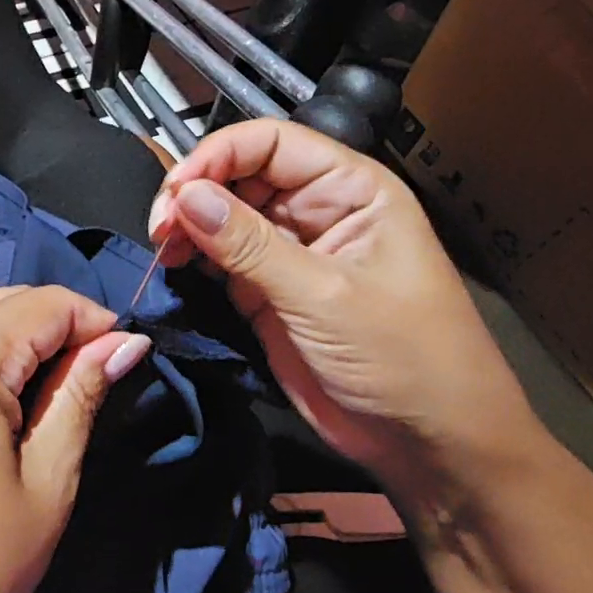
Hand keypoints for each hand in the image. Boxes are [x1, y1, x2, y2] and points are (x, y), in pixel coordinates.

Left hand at [0, 285, 150, 592]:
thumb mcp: (47, 477)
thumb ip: (83, 393)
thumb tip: (128, 342)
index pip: (47, 304)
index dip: (96, 324)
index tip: (125, 361)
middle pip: (10, 300)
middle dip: (60, 328)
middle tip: (94, 382)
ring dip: (25, 338)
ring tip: (54, 396)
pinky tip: (9, 397)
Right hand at [147, 119, 539, 494]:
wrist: (433, 449)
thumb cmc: (404, 359)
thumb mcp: (326, 296)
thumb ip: (250, 244)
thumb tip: (184, 194)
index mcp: (350, 190)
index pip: (270, 143)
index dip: (218, 156)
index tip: (176, 191)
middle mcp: (316, 210)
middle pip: (239, 174)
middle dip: (195, 193)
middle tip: (160, 229)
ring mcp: (290, 251)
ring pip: (223, 215)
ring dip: (188, 226)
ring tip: (164, 250)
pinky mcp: (268, 290)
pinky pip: (220, 257)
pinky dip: (193, 258)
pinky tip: (175, 267)